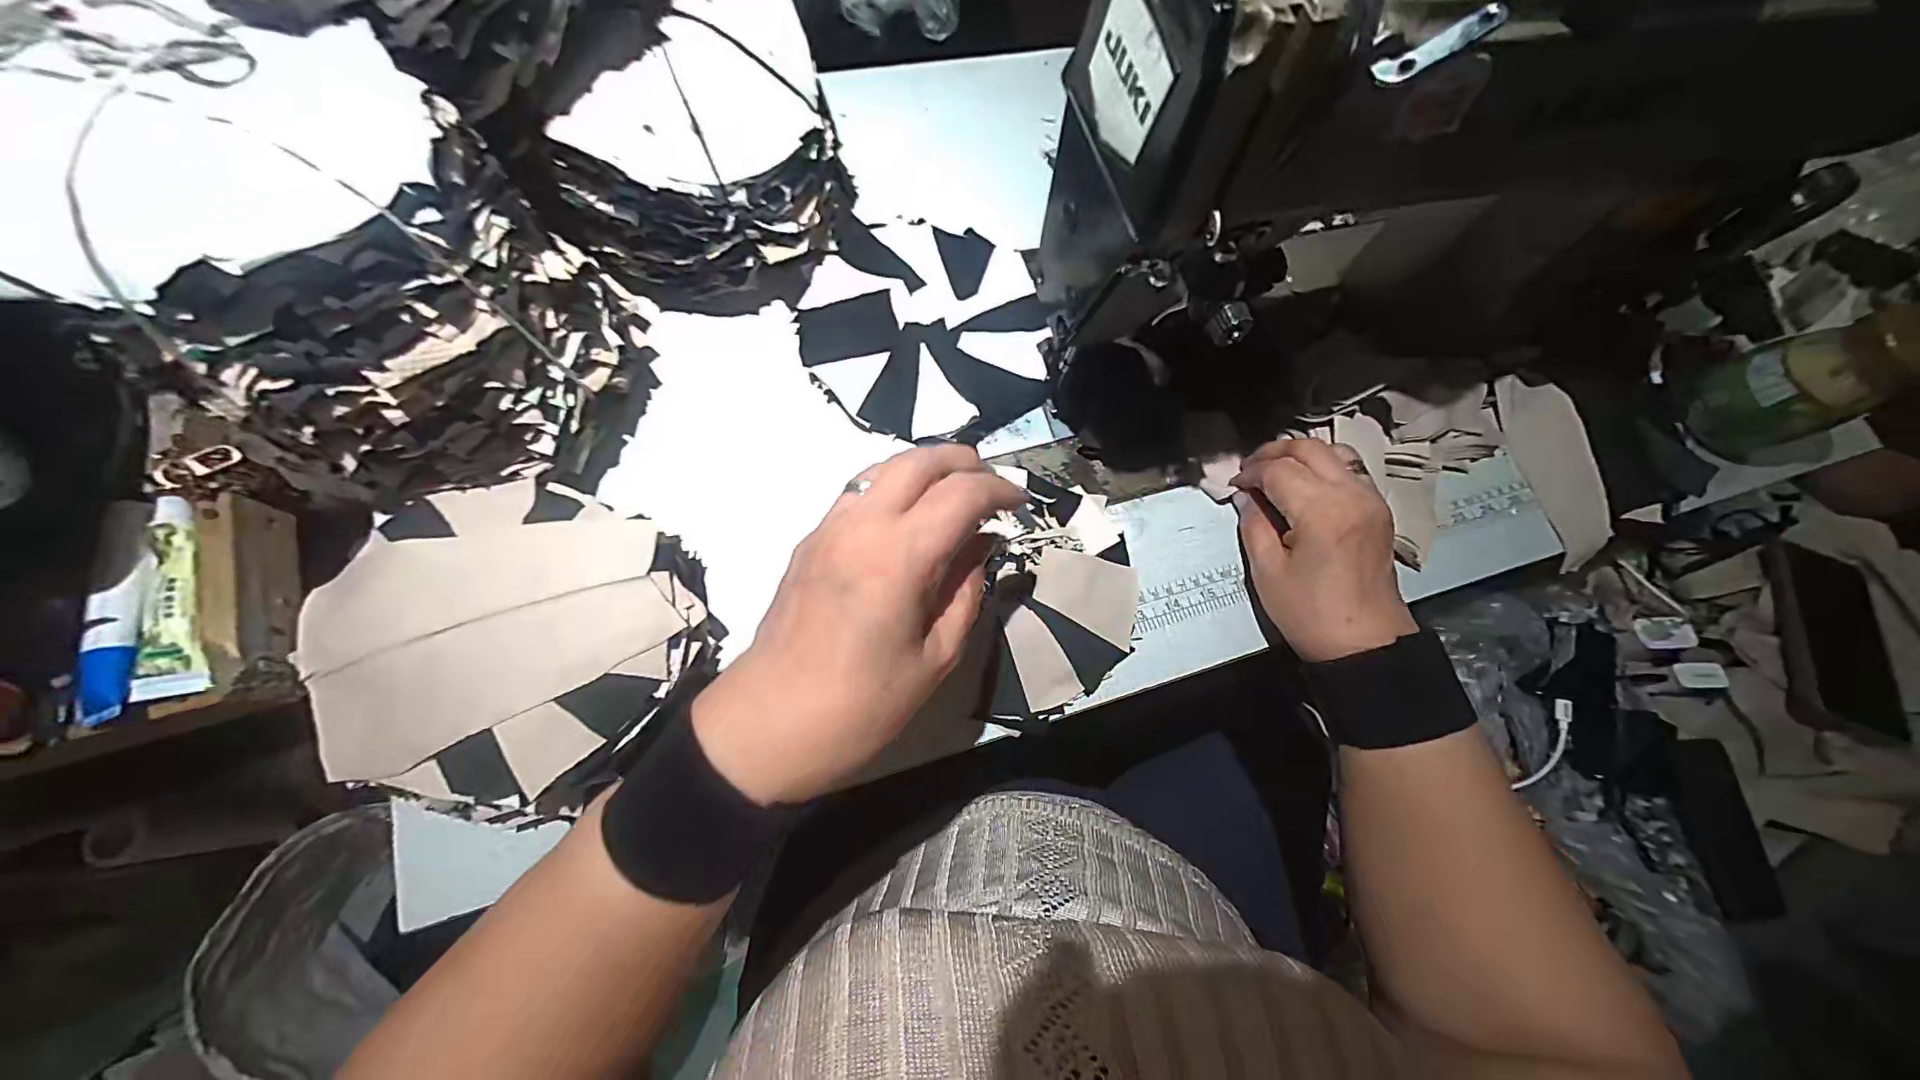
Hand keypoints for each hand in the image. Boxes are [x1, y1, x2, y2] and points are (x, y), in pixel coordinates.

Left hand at [690, 445, 1024, 803]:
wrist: (770, 722)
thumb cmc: (862, 705)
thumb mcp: (936, 657)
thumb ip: (965, 591)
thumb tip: (981, 545)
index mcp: (898, 558)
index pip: (960, 494)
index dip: (998, 490)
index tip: (1019, 504)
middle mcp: (860, 526)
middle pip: (917, 460)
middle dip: (962, 461)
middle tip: (990, 484)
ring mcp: (828, 529)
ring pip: (881, 467)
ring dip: (924, 469)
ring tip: (953, 494)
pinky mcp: (809, 542)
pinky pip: (857, 494)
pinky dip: (892, 488)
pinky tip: (907, 520)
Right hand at [1231, 438, 1416, 662]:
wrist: (1364, 643)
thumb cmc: (1311, 614)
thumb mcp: (1267, 571)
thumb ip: (1254, 524)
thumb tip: (1249, 498)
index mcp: (1322, 512)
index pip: (1279, 469)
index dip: (1251, 472)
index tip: (1235, 485)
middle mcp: (1352, 496)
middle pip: (1309, 448)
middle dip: (1273, 452)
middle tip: (1249, 470)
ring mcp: (1371, 500)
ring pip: (1333, 452)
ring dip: (1300, 456)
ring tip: (1274, 474)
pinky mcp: (1378, 510)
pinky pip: (1349, 470)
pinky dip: (1322, 467)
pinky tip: (1302, 487)